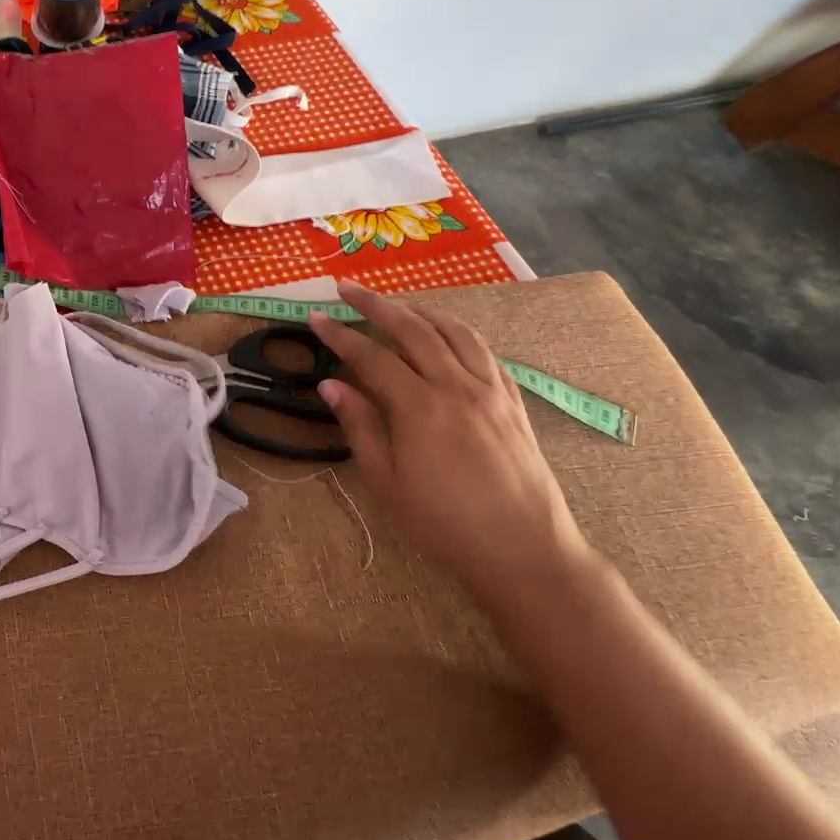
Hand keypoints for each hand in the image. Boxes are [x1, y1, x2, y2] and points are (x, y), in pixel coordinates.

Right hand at [309, 281, 592, 605]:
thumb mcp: (386, 481)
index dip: (340, 335)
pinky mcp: (514, 403)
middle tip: (347, 288)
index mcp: (420, 407)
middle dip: (377, 304)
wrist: (524, 551)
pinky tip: (447, 334)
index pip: (372, 356)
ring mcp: (492, 392)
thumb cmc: (442, 522)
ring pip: (455, 333)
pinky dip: (459, 333)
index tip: (314, 317)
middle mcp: (458, 387)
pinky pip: (485, 353)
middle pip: (414, 330)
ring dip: (420, 310)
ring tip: (395, 303)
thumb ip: (359, 426)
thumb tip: (332, 385)